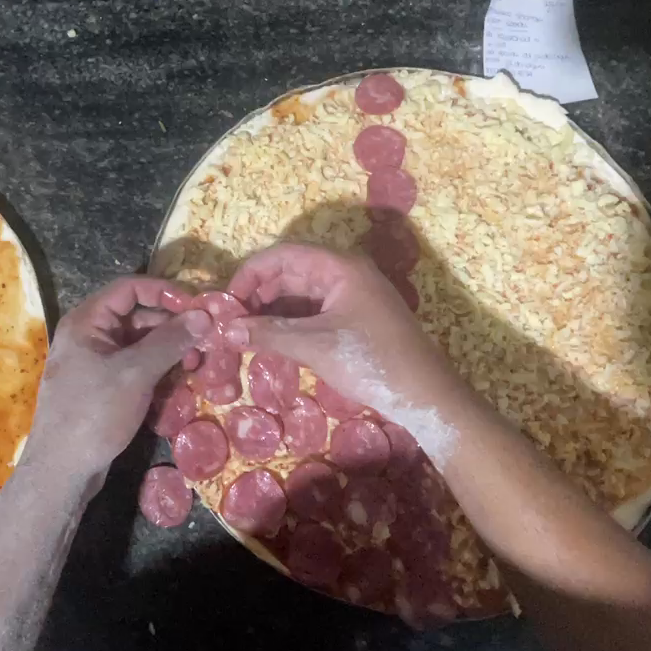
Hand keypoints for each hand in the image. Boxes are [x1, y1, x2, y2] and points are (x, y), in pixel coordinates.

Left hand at [25, 276, 207, 481]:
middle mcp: (89, 335)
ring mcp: (95, 363)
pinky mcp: (104, 387)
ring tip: (197, 364)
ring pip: (139, 343)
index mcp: (86, 321)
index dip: (165, 292)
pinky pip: (135, 366)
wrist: (62, 471)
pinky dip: (158, 370)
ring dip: (169, 350)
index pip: (130, 288)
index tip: (197, 307)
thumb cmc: (94, 414)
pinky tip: (180, 381)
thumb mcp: (135, 373)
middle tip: (205, 340)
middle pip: (137, 315)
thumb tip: (205, 315)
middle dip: (172, 325)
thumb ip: (170, 340)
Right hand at [224, 244, 483, 429]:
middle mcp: (345, 274)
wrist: (426, 395)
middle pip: (290, 272)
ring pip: (300, 294)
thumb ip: (268, 334)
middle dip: (259, 294)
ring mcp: (351, 296)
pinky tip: (271, 342)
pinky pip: (312, 312)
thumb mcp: (315, 346)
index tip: (228, 302)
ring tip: (246, 334)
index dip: (251, 274)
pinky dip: (290, 323)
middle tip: (233, 322)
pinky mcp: (353, 319)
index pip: (284, 255)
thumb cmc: (373, 361)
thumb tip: (224, 330)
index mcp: (340, 268)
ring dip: (272, 311)